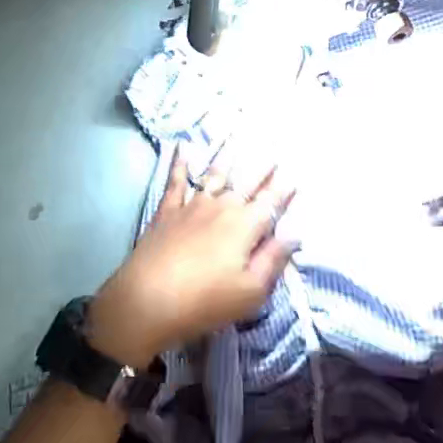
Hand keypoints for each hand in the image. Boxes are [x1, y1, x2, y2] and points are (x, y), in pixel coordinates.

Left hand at [87, 156, 295, 366]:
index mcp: (246, 225)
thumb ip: (274, 259)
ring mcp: (192, 206)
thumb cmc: (205, 301)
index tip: (296, 175)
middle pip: (248, 183)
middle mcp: (222, 207)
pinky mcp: (167, 212)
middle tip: (274, 150)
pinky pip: (176, 181)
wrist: (145, 302)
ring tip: (238, 140)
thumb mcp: (252, 291)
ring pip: (216, 175)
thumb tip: (294, 233)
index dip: (286, 189)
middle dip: (263, 167)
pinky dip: (181, 164)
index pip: (272, 201)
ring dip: (229, 157)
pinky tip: (183, 148)